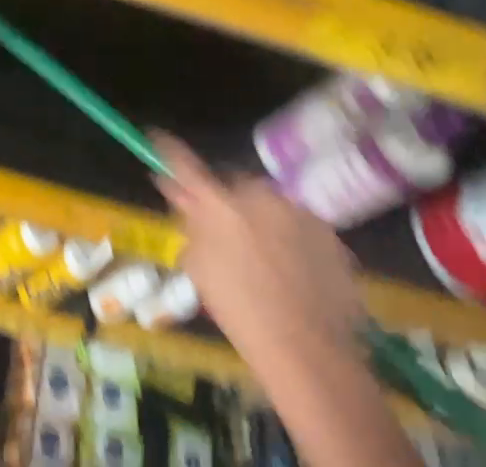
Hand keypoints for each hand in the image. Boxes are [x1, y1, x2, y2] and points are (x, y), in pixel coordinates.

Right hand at [152, 132, 365, 373]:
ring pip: (271, 204)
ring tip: (265, 260)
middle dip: (227, 199)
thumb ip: (191, 224)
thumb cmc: (240, 312)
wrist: (308, 349)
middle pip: (235, 184)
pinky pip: (300, 225)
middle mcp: (261, 195)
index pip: (186, 165)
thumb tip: (178, 192)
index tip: (156, 136)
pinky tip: (293, 271)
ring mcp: (300, 211)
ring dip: (262, 219)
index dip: (168, 150)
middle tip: (224, 231)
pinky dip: (292, 239)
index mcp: (221, 204)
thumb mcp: (200, 269)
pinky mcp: (330, 232)